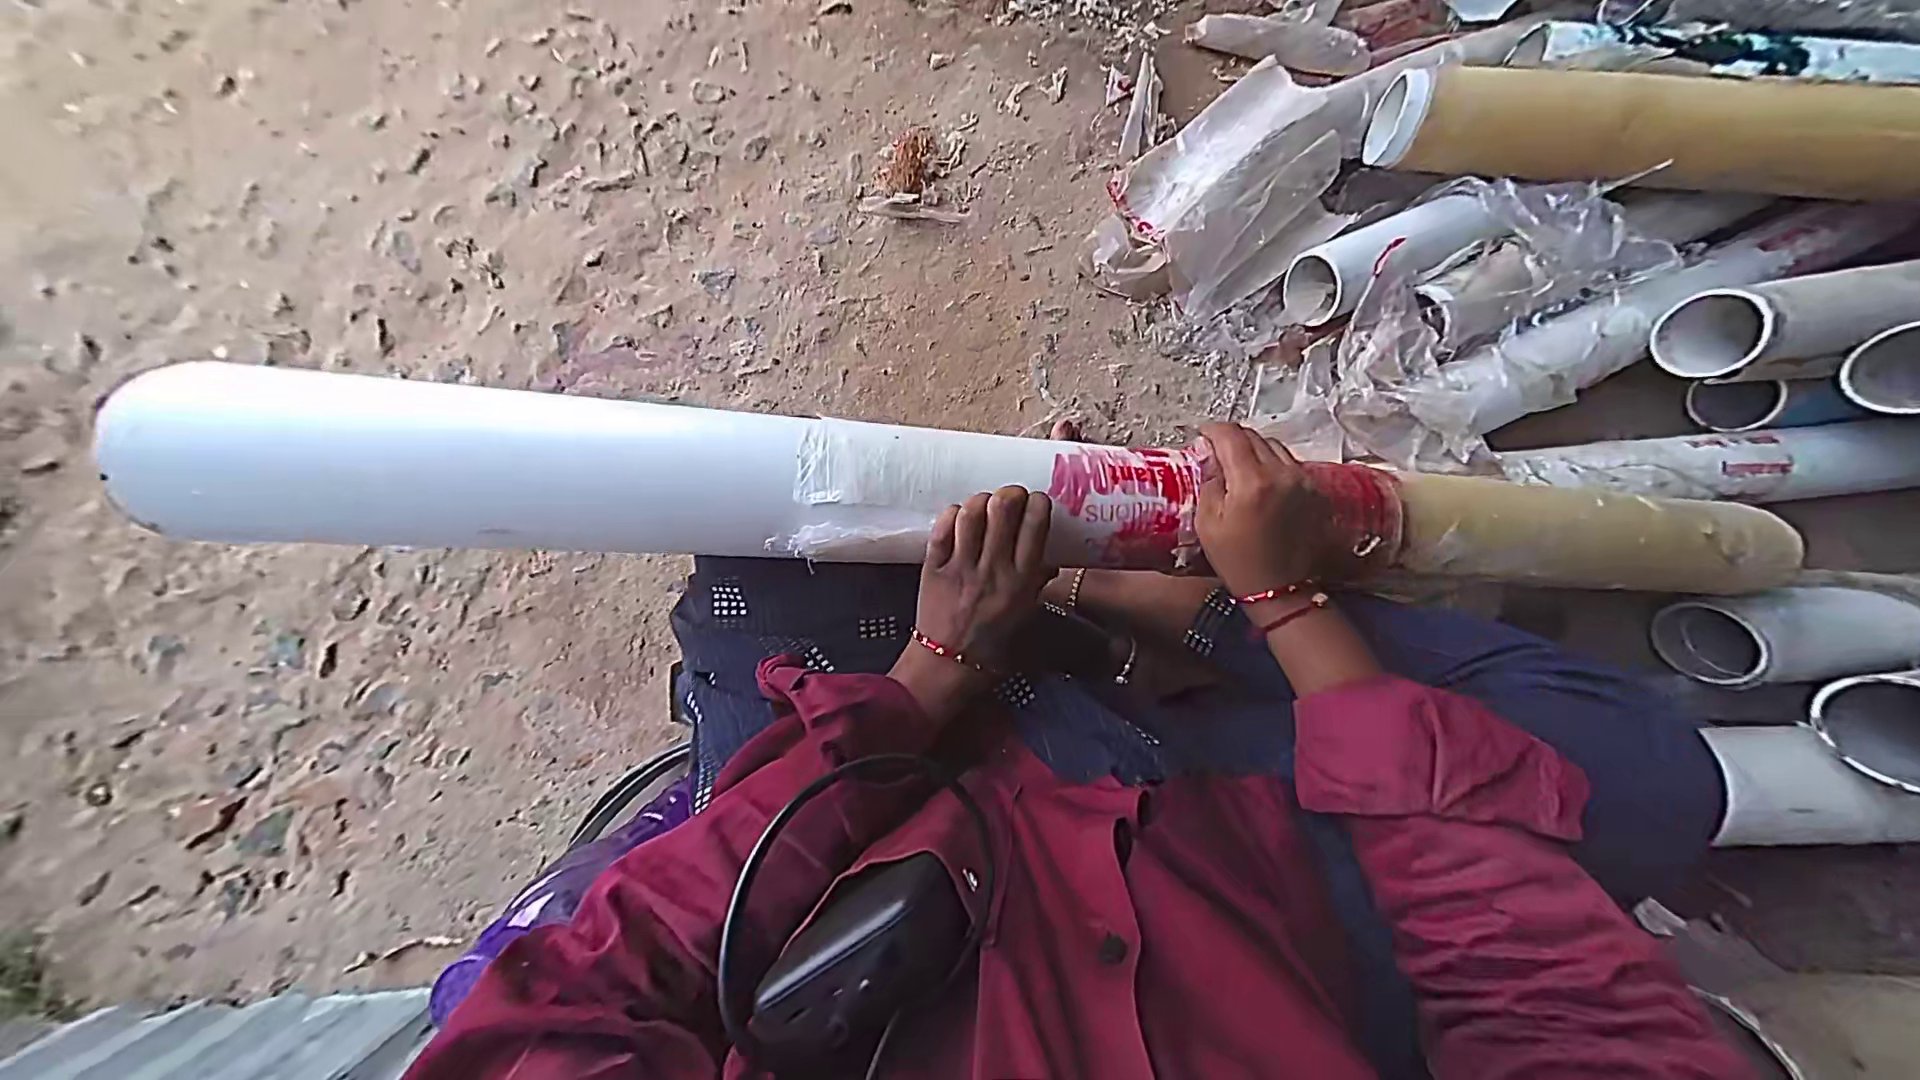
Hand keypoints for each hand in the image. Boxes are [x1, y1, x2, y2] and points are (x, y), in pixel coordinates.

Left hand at [890, 486, 1052, 721]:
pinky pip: (942, 529)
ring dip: (980, 501)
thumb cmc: (992, 649)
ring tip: (984, 504)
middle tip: (1010, 497)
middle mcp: (992, 570)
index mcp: (1021, 583)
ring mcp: (960, 567)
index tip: (1035, 502)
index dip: (1037, 504)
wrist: (948, 668)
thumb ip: (1037, 586)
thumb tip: (1048, 562)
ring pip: (971, 514)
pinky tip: (959, 517)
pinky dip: (952, 514)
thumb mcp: (1027, 619)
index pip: (1034, 526)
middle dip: (1010, 493)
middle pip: (1003, 509)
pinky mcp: (933, 568)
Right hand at [1193, 423, 1334, 598]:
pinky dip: (1272, 465)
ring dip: (1254, 450)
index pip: (1232, 436)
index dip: (1213, 430)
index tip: (1203, 434)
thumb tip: (1213, 462)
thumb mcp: (1207, 523)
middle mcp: (1282, 475)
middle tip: (1216, 450)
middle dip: (1233, 439)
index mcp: (1252, 482)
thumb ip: (1209, 484)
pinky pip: (1290, 465)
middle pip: (1255, 437)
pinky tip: (1261, 481)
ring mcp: (1303, 482)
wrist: (1281, 588)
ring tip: (1239, 465)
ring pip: (1275, 447)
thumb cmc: (1238, 561)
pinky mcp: (1315, 492)